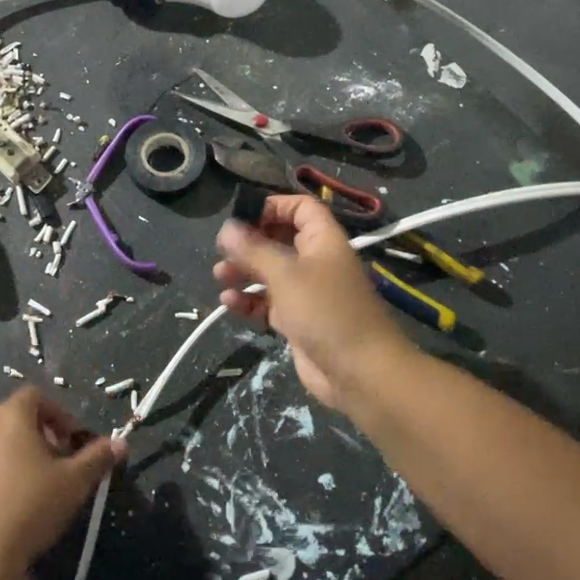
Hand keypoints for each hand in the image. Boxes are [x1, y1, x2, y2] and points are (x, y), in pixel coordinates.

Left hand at [0, 387, 125, 578]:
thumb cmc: (31, 505)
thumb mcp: (74, 481)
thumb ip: (98, 458)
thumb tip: (121, 443)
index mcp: (11, 416)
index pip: (36, 395)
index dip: (59, 413)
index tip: (73, 440)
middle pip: (17, 417)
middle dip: (44, 434)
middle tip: (61, 463)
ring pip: (0, 442)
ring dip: (23, 454)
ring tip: (41, 486)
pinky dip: (3, 474)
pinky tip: (15, 504)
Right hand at [214, 194, 406, 410]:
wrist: (360, 373)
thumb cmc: (325, 311)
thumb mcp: (285, 274)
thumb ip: (253, 250)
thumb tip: (226, 227)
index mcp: (322, 240)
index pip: (300, 208)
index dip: (273, 206)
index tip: (242, 216)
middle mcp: (315, 261)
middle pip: (279, 240)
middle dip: (249, 244)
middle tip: (222, 250)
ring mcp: (307, 292)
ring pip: (270, 273)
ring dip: (243, 272)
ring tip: (219, 276)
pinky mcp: (297, 320)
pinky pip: (268, 303)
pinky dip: (249, 301)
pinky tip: (228, 303)